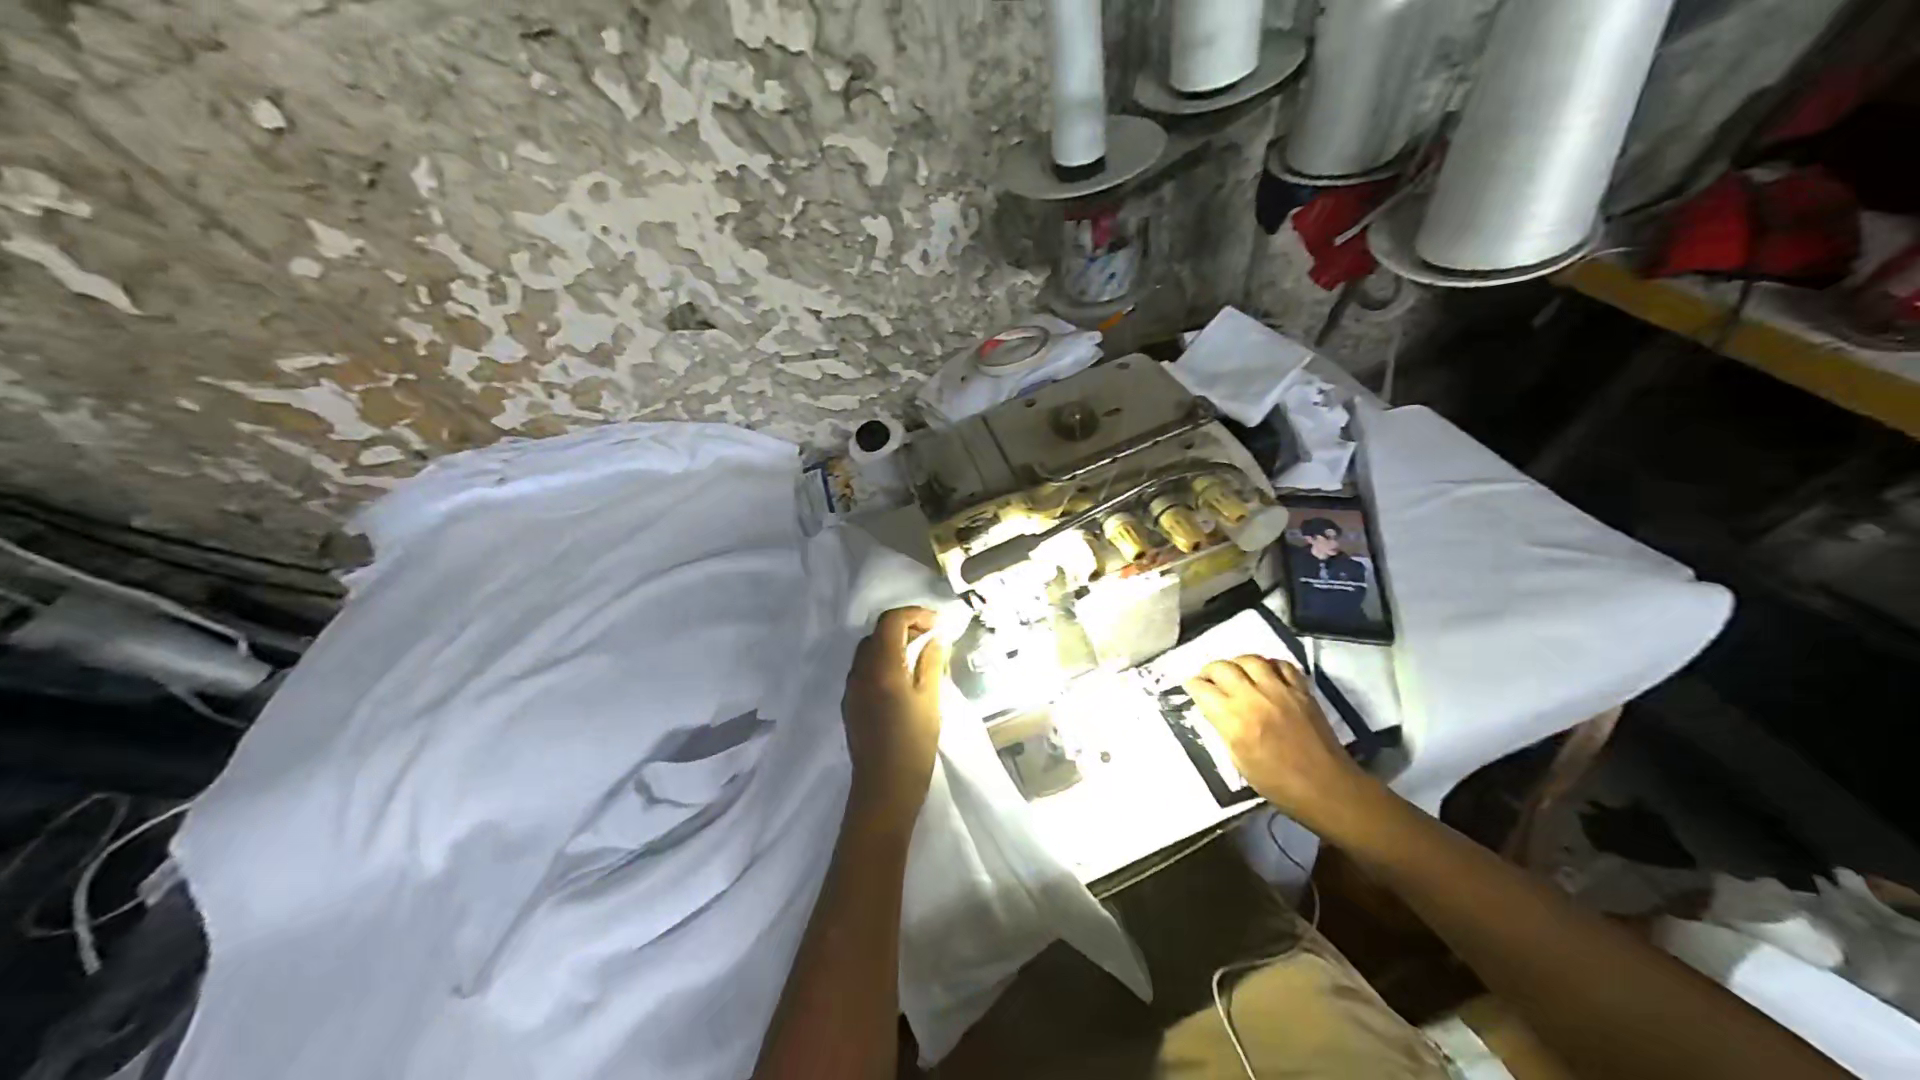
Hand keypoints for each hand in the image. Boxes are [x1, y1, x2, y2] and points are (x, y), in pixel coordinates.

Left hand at [841, 607, 949, 829]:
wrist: (884, 788)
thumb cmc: (914, 744)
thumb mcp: (931, 700)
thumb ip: (932, 663)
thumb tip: (937, 638)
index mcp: (882, 666)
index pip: (891, 621)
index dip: (915, 614)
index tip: (937, 623)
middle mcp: (861, 671)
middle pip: (878, 633)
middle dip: (905, 626)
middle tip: (931, 635)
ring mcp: (851, 687)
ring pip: (869, 650)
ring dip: (893, 643)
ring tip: (919, 655)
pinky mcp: (850, 703)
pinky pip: (865, 669)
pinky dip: (883, 661)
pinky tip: (902, 677)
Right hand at [1183, 655, 1378, 827]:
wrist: (1326, 787)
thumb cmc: (1277, 784)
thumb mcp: (1238, 761)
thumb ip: (1224, 730)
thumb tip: (1216, 712)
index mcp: (1234, 720)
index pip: (1202, 689)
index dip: (1192, 686)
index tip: (1192, 688)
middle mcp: (1253, 698)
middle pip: (1222, 667)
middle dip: (1209, 670)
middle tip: (1208, 678)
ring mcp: (1280, 691)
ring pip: (1250, 659)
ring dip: (1237, 662)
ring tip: (1235, 671)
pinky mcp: (1302, 691)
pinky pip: (1282, 665)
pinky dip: (1269, 664)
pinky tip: (1266, 673)